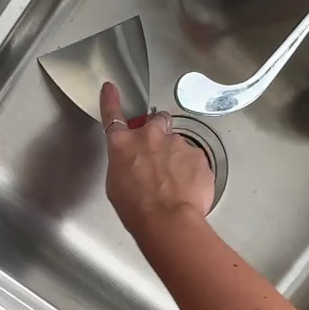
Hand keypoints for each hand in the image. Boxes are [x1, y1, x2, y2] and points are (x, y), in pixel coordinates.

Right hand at [100, 81, 213, 234]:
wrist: (167, 220)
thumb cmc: (137, 209)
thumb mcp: (115, 186)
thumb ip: (123, 165)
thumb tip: (131, 164)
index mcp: (123, 144)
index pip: (113, 115)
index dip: (111, 100)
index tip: (111, 89)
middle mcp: (150, 136)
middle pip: (157, 120)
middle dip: (158, 131)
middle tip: (157, 153)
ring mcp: (176, 143)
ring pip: (178, 143)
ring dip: (175, 157)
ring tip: (173, 183)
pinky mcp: (198, 156)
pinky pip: (194, 160)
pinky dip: (190, 171)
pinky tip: (185, 189)